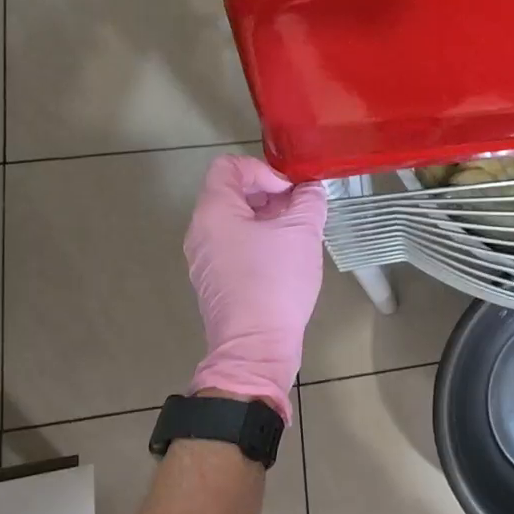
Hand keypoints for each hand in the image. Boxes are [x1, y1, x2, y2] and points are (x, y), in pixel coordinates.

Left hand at [184, 155, 327, 421]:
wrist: (255, 346)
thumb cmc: (276, 282)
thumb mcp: (302, 233)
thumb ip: (310, 202)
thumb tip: (311, 190)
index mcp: (214, 212)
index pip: (229, 166)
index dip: (265, 170)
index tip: (293, 192)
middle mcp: (201, 232)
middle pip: (232, 193)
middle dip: (271, 195)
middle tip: (302, 212)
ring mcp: (205, 259)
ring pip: (236, 222)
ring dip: (269, 221)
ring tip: (299, 237)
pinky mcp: (215, 282)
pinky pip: (236, 247)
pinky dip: (260, 243)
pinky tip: (286, 262)